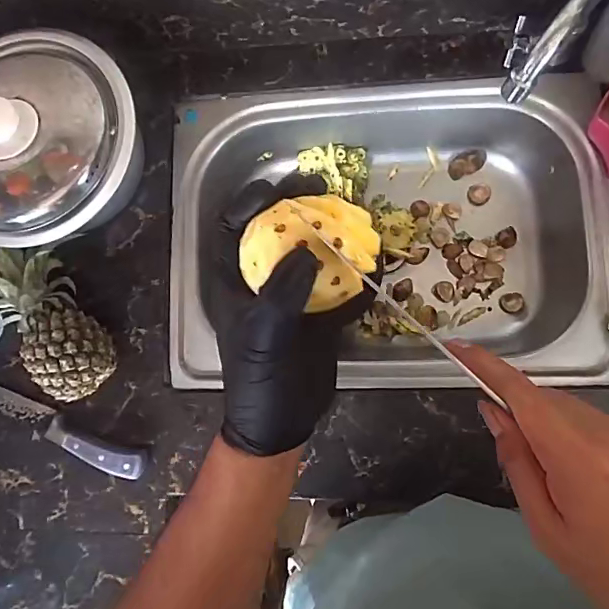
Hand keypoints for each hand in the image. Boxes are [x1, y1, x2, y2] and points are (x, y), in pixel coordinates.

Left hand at [203, 174, 374, 455]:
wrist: (280, 422)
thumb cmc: (259, 379)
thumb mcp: (265, 335)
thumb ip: (282, 292)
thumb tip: (306, 250)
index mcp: (235, 281)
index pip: (233, 227)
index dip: (251, 201)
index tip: (280, 186)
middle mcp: (261, 281)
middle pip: (276, 231)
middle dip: (298, 208)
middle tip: (323, 189)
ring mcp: (291, 296)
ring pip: (310, 253)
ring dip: (332, 237)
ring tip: (355, 219)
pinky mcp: (317, 313)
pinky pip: (337, 287)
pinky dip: (356, 279)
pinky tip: (375, 267)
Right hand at [451, 342, 608, 608]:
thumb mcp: (553, 535)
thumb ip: (520, 467)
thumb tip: (497, 416)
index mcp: (579, 456)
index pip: (522, 394)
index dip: (487, 367)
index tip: (459, 348)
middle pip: (550, 404)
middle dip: (526, 418)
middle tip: (524, 465)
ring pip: (581, 417)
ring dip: (561, 436)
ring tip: (577, 494)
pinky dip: (591, 445)